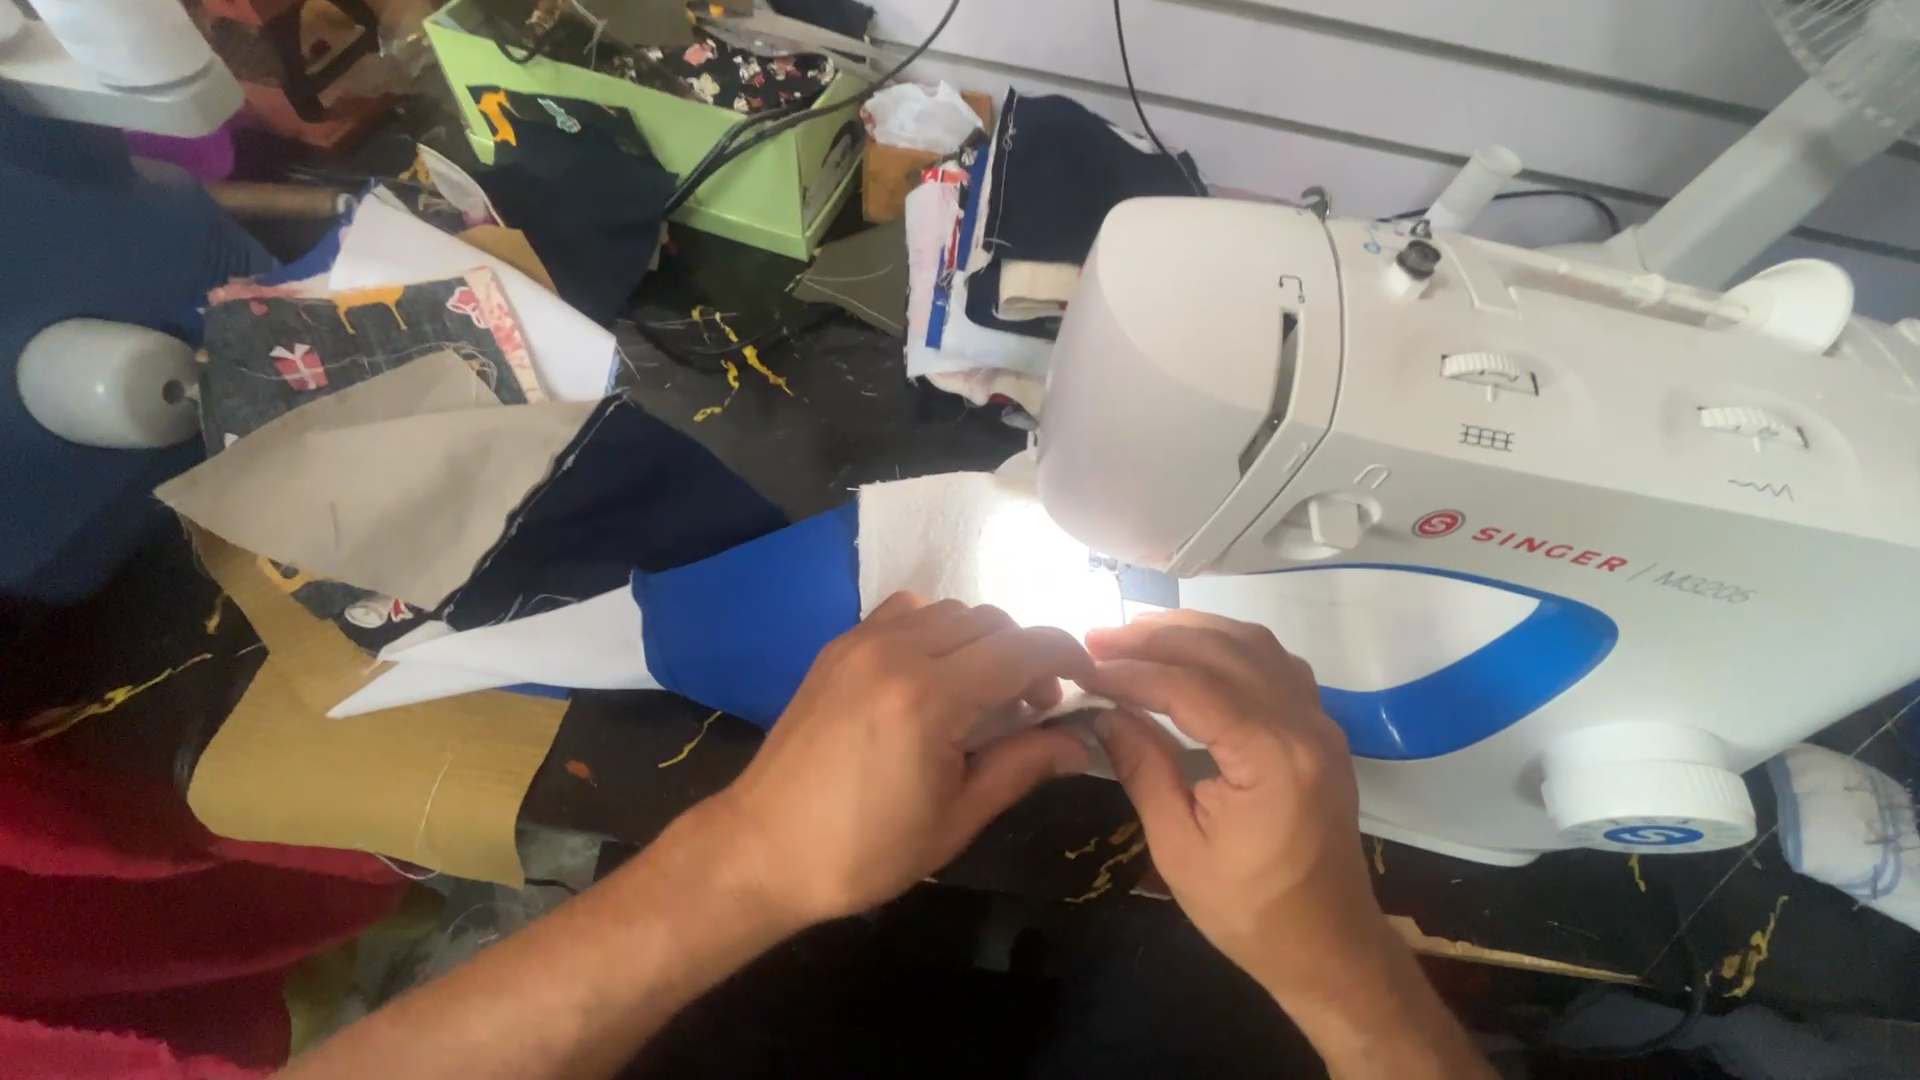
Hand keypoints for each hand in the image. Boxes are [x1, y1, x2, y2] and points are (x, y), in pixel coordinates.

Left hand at [698, 592, 1093, 927]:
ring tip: (982, 690)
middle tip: (1033, 706)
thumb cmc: (864, 849)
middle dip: (1026, 654)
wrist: (763, 847)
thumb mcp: (956, 817)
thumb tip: (1080, 742)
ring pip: (950, 609)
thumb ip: (1022, 765)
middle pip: (991, 621)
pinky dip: (935, 627)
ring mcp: (862, 641)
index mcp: (930, 696)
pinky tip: (932, 672)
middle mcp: (897, 650)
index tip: (1086, 680)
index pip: (1023, 647)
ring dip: (982, 640)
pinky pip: (906, 611)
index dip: (1067, 655)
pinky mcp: (839, 644)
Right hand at [1084, 611, 1391, 993]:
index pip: (1191, 687)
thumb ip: (1142, 768)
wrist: (1329, 949)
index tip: (1086, 667)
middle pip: (1221, 650)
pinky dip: (1227, 644)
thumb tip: (1105, 711)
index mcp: (1272, 758)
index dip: (1133, 671)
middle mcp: (1303, 725)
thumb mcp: (1178, 847)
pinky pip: (1273, 662)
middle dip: (1154, 638)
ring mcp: (1319, 722)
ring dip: (1191, 630)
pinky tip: (1194, 651)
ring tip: (1136, 634)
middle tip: (1099, 640)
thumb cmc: (1249, 910)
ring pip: (1252, 644)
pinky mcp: (1319, 728)